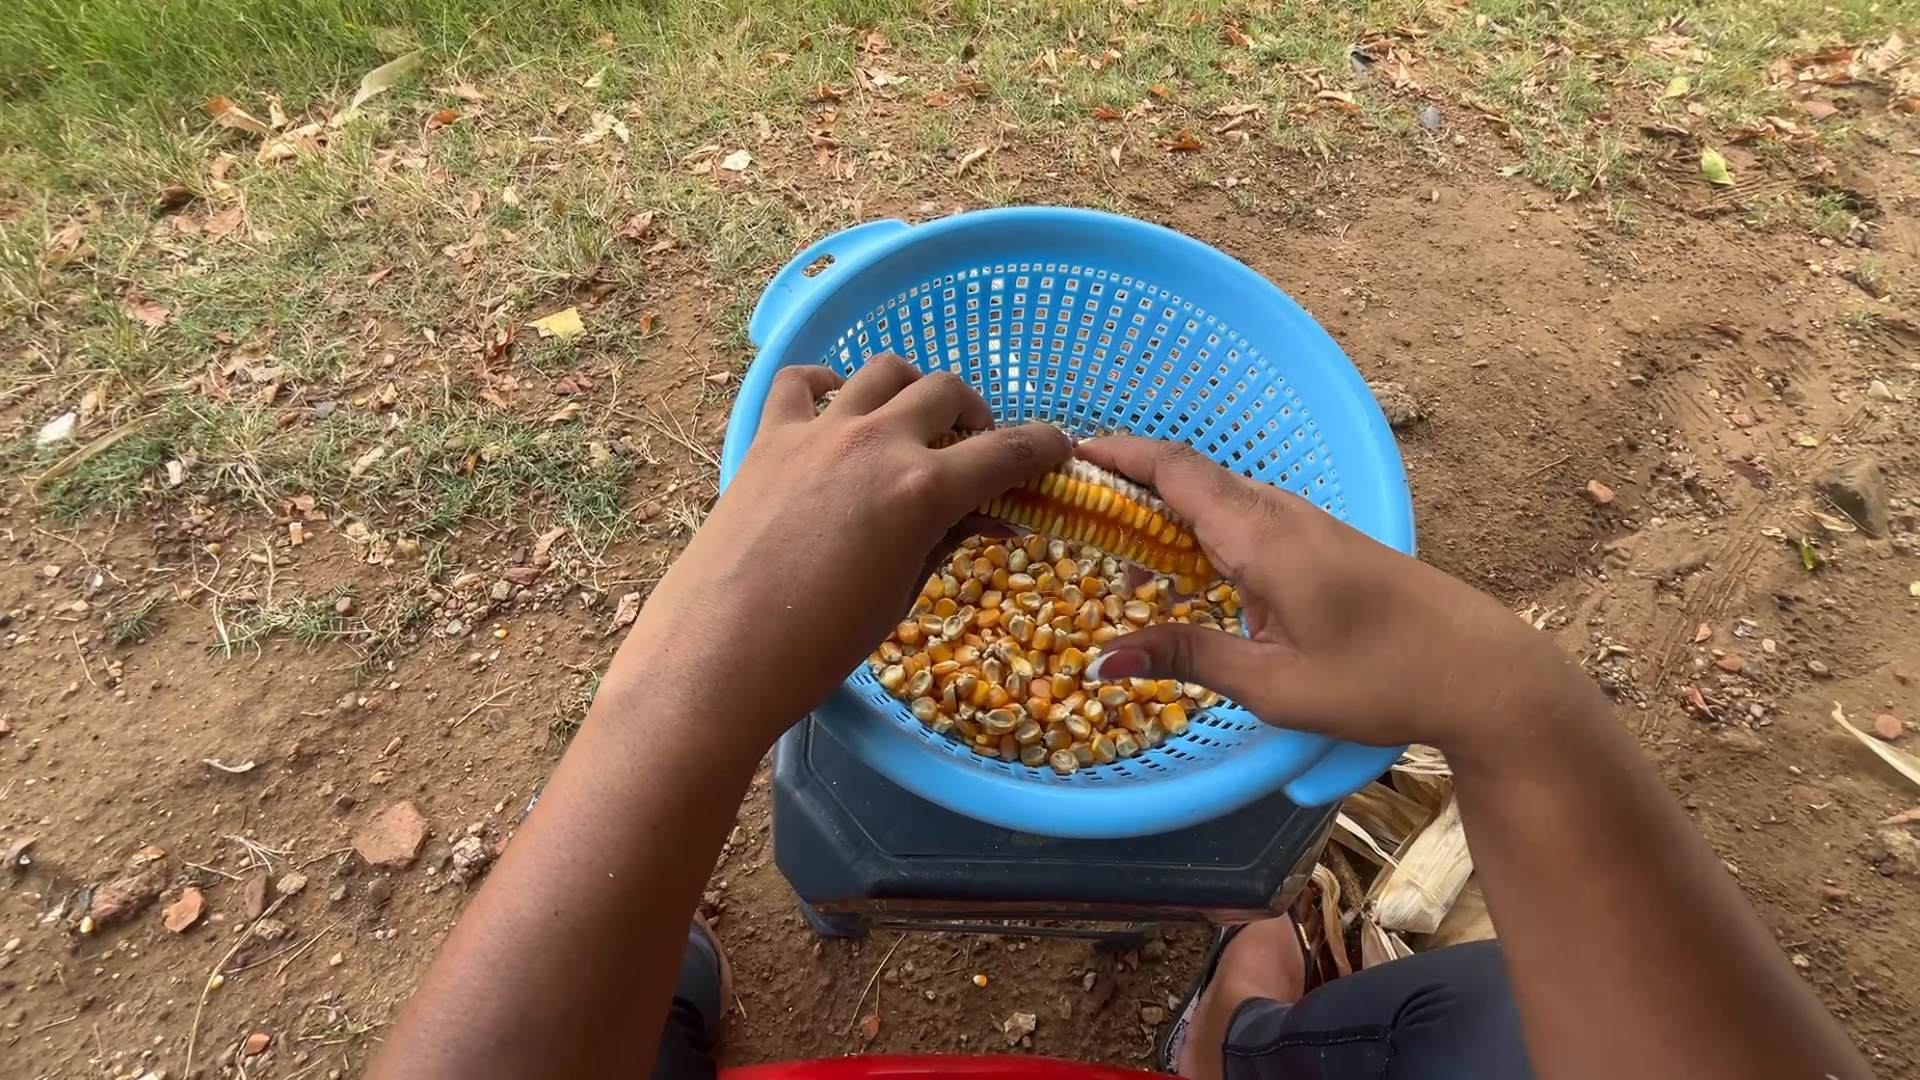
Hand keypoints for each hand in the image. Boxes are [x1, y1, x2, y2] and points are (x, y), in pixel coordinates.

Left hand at [624, 356, 1070, 744]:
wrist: (720, 655)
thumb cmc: (822, 645)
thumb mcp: (902, 594)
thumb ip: (948, 539)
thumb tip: (989, 516)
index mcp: (923, 489)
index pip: (1008, 451)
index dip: (1044, 447)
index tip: (1056, 449)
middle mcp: (877, 442)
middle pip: (948, 392)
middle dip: (977, 416)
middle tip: (975, 449)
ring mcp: (819, 431)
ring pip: (885, 370)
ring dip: (912, 390)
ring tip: (911, 424)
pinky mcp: (769, 435)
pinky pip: (803, 380)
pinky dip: (829, 385)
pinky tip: (836, 411)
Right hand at [1077, 437, 1599, 762]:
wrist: (1486, 674)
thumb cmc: (1379, 678)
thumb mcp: (1271, 683)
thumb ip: (1184, 656)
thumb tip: (1101, 658)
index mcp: (1261, 535)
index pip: (1175, 470)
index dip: (1119, 454)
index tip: (1069, 452)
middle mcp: (1277, 512)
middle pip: (1188, 473)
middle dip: (1127, 478)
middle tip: (1073, 502)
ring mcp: (1301, 522)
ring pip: (1213, 493)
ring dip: (1159, 505)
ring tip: (1113, 540)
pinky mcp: (1314, 539)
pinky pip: (1237, 514)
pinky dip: (1193, 527)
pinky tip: (1180, 567)